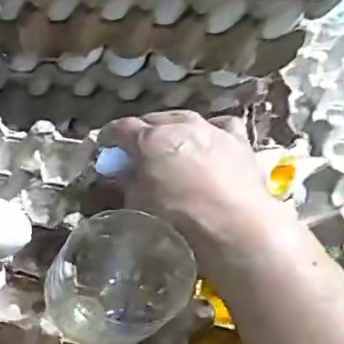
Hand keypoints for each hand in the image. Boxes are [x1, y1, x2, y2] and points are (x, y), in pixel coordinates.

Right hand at [99, 111, 284, 252]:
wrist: (233, 223)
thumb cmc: (177, 215)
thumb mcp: (138, 201)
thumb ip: (126, 182)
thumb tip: (120, 174)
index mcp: (150, 139)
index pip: (121, 128)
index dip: (109, 137)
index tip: (104, 146)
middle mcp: (181, 126)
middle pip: (153, 120)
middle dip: (140, 131)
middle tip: (133, 148)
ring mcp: (212, 130)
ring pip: (185, 119)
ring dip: (172, 129)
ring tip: (168, 144)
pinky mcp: (239, 140)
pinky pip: (219, 126)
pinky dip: (209, 131)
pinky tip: (207, 142)